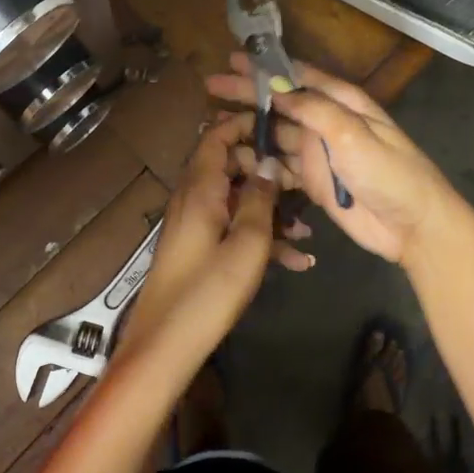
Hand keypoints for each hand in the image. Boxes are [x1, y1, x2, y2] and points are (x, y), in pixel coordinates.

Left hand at [116, 113, 305, 373]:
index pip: (217, 137)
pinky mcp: (200, 250)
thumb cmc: (208, 291)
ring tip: (308, 229)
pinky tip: (297, 261)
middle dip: (268, 171)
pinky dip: (261, 239)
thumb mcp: (247, 243)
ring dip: (271, 210)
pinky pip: (233, 230)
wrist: (165, 347)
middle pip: (232, 167)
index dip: (245, 125)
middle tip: (303, 181)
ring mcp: (196, 226)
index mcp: (200, 188)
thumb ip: (261, 199)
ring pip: (238, 201)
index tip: (280, 126)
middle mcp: (194, 199)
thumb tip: (269, 162)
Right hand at [206, 56, 454, 265]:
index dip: (265, 68)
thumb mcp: (353, 134)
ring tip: (212, 123)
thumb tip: (276, 88)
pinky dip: (258, 161)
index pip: (298, 77)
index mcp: (342, 102)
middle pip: (280, 104)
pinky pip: (279, 167)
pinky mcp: (312, 182)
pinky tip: (233, 159)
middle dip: (247, 93)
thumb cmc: (390, 173)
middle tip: (211, 85)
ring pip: (275, 134)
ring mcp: (318, 153)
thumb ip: (314, 110)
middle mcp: (326, 122)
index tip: (233, 59)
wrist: (413, 227)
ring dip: (248, 127)